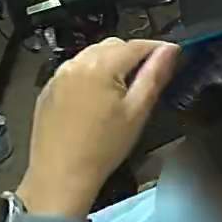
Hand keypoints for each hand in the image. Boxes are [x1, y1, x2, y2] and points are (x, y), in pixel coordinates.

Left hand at [22, 39, 177, 214]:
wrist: (60, 177)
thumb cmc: (104, 146)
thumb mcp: (137, 111)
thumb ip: (155, 75)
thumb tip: (171, 49)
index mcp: (101, 66)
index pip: (136, 45)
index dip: (158, 48)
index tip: (172, 55)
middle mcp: (76, 63)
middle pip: (113, 45)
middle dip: (134, 54)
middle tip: (148, 76)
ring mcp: (58, 75)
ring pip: (93, 54)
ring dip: (112, 61)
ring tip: (122, 86)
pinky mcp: (48, 89)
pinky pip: (75, 68)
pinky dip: (91, 72)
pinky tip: (97, 96)